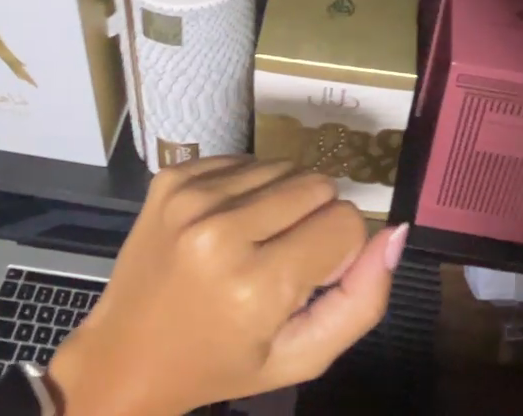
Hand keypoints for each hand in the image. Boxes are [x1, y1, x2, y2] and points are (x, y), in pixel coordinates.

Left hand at [48, 156, 406, 415]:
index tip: (309, 279)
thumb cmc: (222, 363)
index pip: (345, 224)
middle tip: (285, 257)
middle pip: (317, 184)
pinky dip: (248, 186)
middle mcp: (221, 230)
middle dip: (315, 218)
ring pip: (283, 166)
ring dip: (283, 199)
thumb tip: (395, 231)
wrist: (127, 355)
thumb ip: (362, 301)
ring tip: (255, 240)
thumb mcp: (301, 355)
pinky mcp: (172, 175)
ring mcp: (190, 196)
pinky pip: (244, 158)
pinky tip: (228, 222)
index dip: (339, 252)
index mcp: (256, 286)